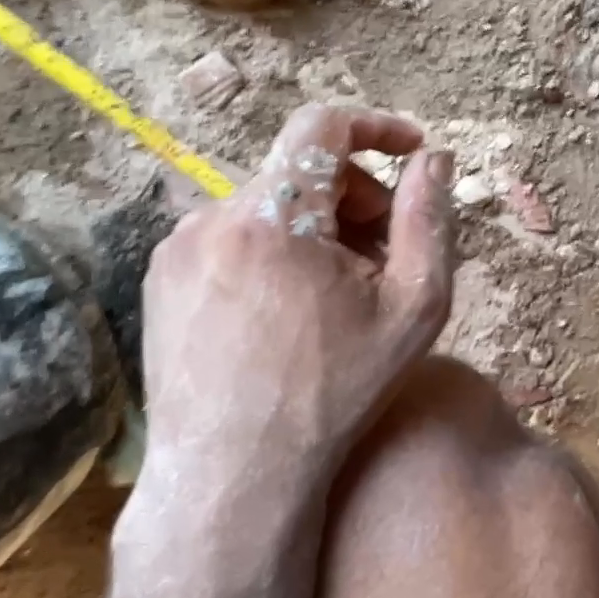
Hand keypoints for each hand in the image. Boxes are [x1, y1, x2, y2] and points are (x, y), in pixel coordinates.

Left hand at [140, 104, 456, 481]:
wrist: (235, 471)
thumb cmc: (338, 386)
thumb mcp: (416, 302)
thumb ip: (429, 219)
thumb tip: (434, 159)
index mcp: (276, 217)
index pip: (323, 126)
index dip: (378, 126)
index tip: (414, 152)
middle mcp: (214, 219)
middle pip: (304, 170)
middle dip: (360, 197)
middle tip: (390, 254)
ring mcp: (178, 251)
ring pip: (272, 205)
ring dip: (323, 227)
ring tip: (349, 289)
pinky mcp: (163, 280)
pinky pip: (238, 237)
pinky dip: (282, 249)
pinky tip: (302, 306)